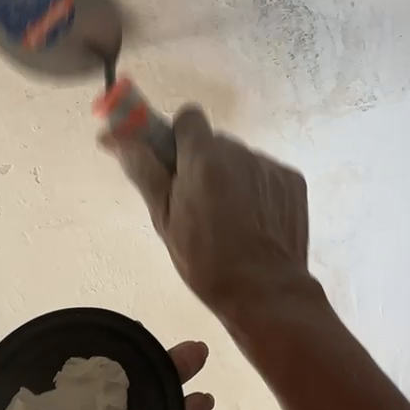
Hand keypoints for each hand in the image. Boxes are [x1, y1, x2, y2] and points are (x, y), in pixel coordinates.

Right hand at [102, 106, 313, 322]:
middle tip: (196, 202)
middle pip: (214, 143)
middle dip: (203, 163)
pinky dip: (256, 189)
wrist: (265, 291)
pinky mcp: (293, 180)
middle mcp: (240, 152)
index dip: (178, 137)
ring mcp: (270, 165)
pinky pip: (264, 173)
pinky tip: (254, 221)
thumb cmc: (206, 260)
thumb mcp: (164, 218)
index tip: (174, 163)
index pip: (188, 118)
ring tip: (229, 219)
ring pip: (240, 160)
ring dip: (230, 177)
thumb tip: (117, 136)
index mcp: (205, 158)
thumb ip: (144, 170)